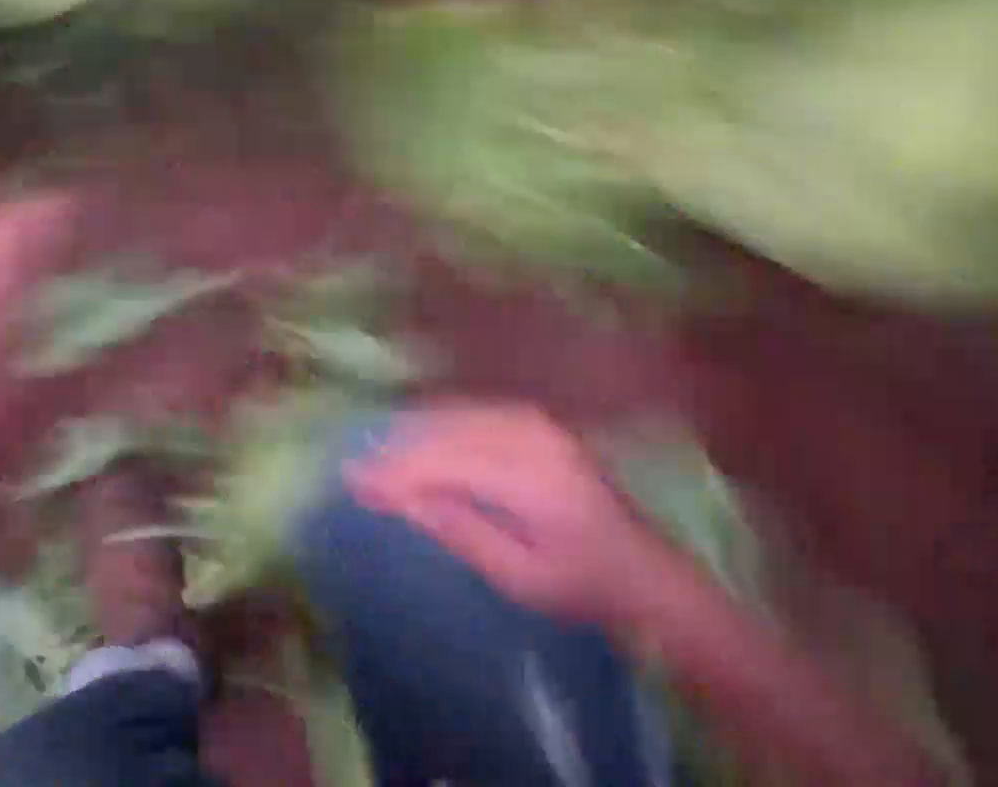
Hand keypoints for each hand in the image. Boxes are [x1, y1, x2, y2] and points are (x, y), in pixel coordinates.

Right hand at [345, 402, 679, 627]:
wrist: (643, 568)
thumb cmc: (581, 585)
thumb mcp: (518, 576)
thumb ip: (460, 531)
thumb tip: (403, 499)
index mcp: (533, 481)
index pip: (448, 465)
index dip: (397, 473)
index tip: (355, 484)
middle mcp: (536, 439)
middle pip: (450, 434)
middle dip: (399, 452)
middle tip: (356, 471)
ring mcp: (542, 425)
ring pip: (462, 415)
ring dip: (417, 432)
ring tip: (378, 453)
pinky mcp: (542, 423)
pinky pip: (480, 412)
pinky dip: (444, 422)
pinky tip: (421, 433)